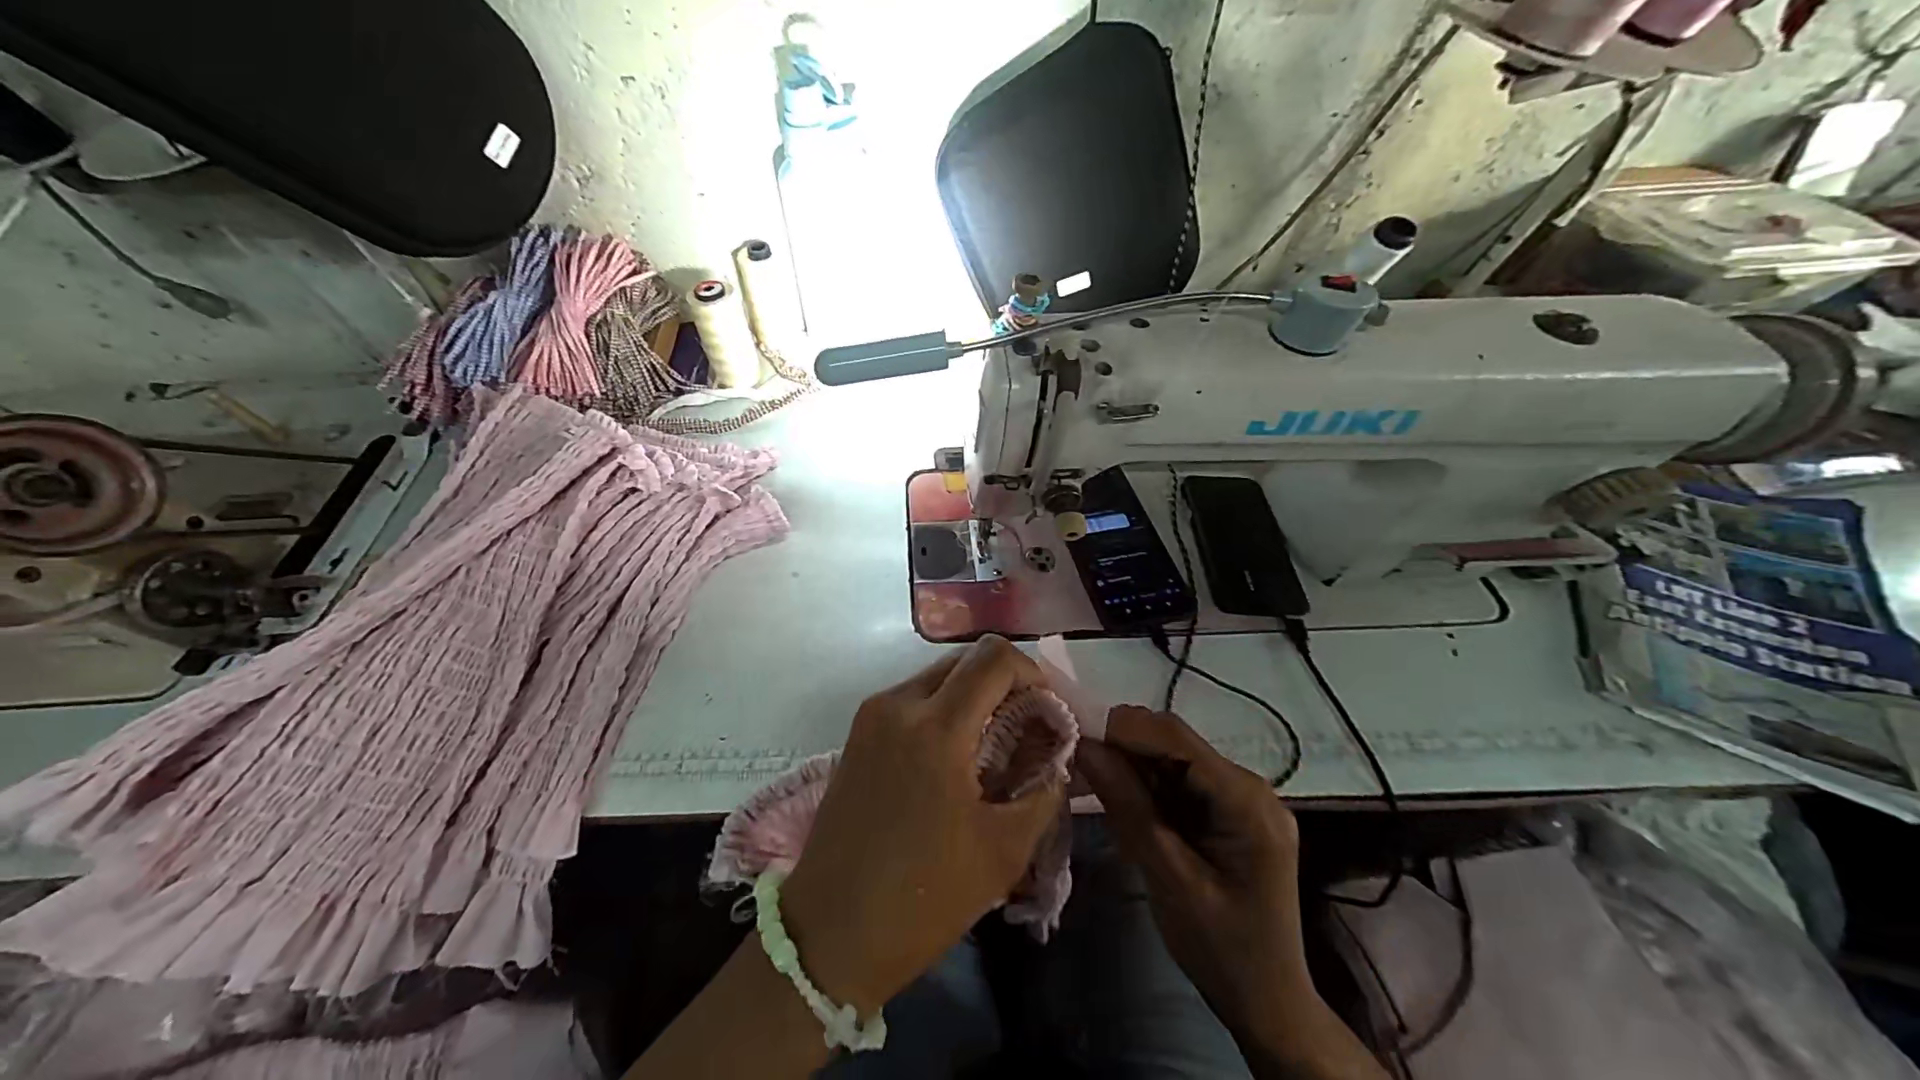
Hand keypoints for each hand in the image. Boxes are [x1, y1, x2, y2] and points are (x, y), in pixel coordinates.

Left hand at [779, 636, 1064, 1013]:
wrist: (831, 933)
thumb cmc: (923, 897)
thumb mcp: (1004, 850)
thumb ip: (1043, 790)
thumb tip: (1056, 756)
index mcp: (936, 728)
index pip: (994, 657)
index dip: (1032, 674)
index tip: (1046, 713)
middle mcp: (898, 705)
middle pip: (966, 659)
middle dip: (1005, 683)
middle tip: (1026, 729)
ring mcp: (871, 717)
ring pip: (937, 677)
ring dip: (973, 698)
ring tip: (993, 749)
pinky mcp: (857, 735)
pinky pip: (912, 700)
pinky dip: (943, 712)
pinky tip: (955, 760)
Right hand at [1076, 707, 1324, 1055]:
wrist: (1268, 1003)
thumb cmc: (1220, 948)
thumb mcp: (1168, 879)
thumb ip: (1129, 808)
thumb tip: (1086, 747)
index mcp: (1246, 801)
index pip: (1176, 738)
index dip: (1123, 729)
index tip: (1074, 738)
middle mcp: (1250, 787)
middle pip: (1176, 743)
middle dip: (1124, 748)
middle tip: (1079, 769)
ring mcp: (1243, 800)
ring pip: (1174, 759)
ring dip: (1133, 768)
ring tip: (1095, 789)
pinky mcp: (1231, 814)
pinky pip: (1182, 783)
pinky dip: (1148, 789)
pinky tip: (1126, 808)